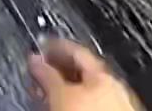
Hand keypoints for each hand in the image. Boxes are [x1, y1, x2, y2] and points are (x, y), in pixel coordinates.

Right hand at [28, 39, 143, 110]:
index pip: (74, 49)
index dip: (53, 46)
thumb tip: (35, 60)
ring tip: (47, 93)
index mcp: (104, 73)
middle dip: (57, 69)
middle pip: (80, 70)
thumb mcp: (59, 94)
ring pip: (85, 90)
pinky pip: (89, 104)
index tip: (39, 48)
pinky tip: (62, 106)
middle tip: (40, 72)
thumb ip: (46, 74)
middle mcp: (115, 86)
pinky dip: (73, 102)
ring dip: (64, 88)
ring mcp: (117, 106)